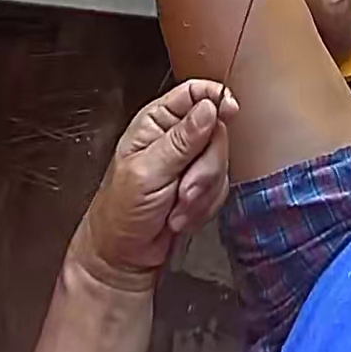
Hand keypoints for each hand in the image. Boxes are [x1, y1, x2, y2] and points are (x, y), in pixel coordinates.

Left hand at [69, 80, 238, 294]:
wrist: (123, 259)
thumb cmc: (120, 213)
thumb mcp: (147, 173)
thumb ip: (180, 141)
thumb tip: (208, 107)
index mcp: (157, 121)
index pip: (194, 92)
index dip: (215, 97)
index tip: (230, 110)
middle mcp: (176, 136)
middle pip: (216, 131)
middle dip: (205, 167)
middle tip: (184, 189)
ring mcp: (191, 160)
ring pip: (221, 162)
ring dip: (202, 192)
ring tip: (176, 208)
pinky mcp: (201, 183)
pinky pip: (221, 186)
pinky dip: (205, 206)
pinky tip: (182, 215)